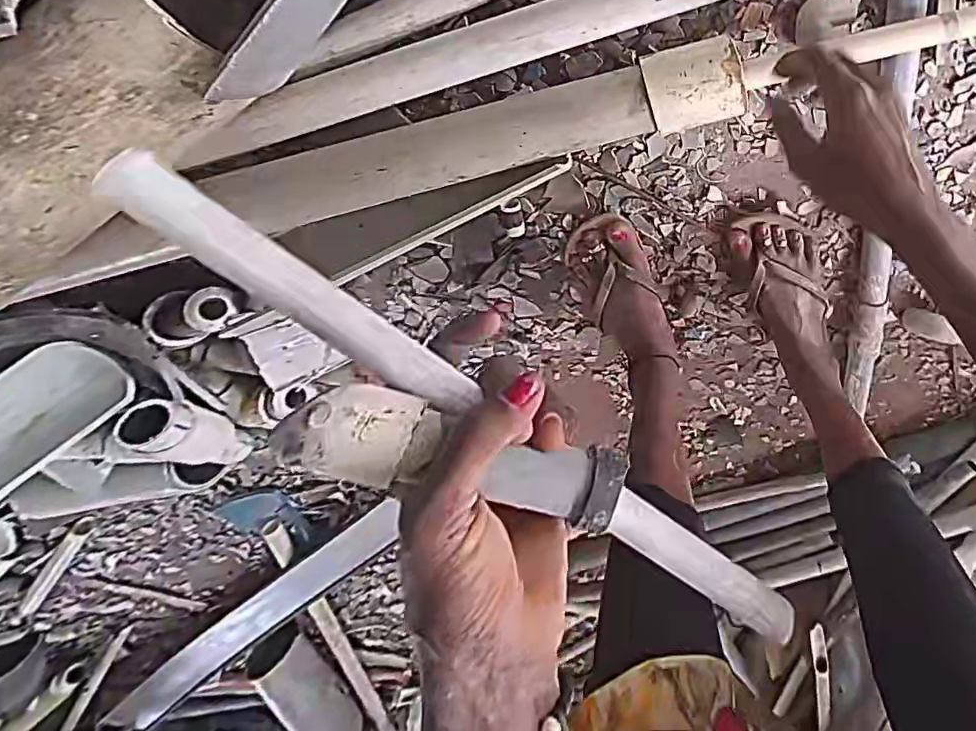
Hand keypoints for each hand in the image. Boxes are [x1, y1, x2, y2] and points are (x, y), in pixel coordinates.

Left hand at [400, 357, 568, 730]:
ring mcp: (501, 463)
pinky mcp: (539, 477)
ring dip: (535, 419)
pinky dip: (558, 443)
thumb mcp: (443, 518)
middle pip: (485, 382)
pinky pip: (554, 434)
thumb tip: (513, 390)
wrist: (504, 653)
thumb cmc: (448, 603)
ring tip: (531, 458)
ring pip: (525, 403)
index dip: (451, 343)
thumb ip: (475, 445)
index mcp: (417, 456)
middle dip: (504, 389)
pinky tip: (550, 473)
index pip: (424, 381)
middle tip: (513, 417)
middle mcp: (458, 452)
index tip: (484, 323)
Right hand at [769, 46, 941, 243]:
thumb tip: (776, 108)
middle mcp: (873, 91)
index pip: (817, 57)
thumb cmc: (865, 191)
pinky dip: (847, 90)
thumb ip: (786, 127)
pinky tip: (836, 112)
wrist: (905, 209)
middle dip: (810, 66)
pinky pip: (868, 87)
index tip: (780, 70)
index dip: (793, 60)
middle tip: (791, 80)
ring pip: (854, 71)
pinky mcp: (898, 113)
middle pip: (837, 59)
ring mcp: (890, 101)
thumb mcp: (807, 162)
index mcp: (848, 96)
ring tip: (810, 96)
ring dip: (829, 78)